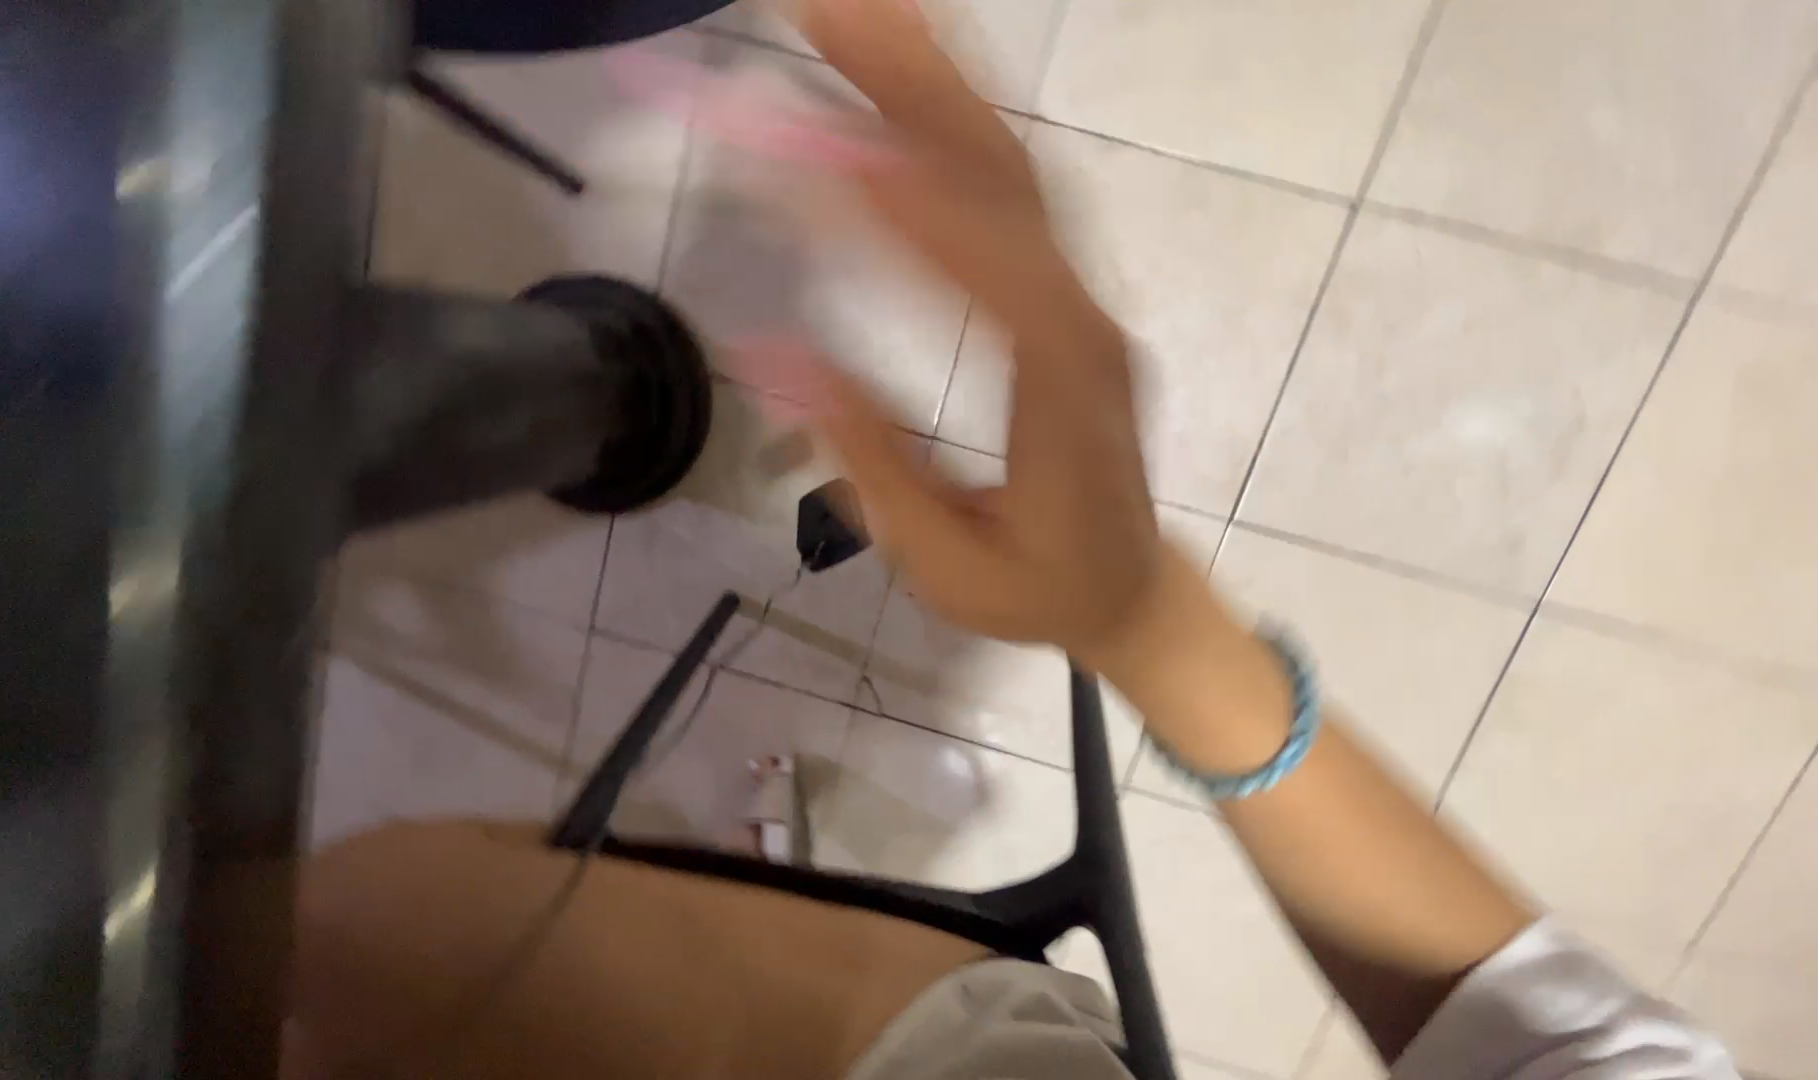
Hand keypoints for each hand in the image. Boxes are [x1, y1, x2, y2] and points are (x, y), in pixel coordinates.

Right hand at [739, 0, 1209, 671]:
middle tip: (824, 10)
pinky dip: (957, 129)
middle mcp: (1085, 320)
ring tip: (853, 16)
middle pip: (1007, 178)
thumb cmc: (1040, 592)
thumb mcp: (946, 559)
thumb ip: (870, 460)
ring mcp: (1084, 300)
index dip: (896, 206)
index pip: (985, 270)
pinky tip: (903, 91)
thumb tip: (771, 359)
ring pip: (1015, 167)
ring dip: (936, 82)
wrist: (1130, 589)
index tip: (803, 151)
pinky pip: (1016, 197)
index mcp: (1062, 392)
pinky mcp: (1068, 298)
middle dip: (915, 87)